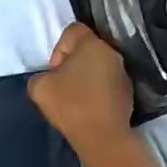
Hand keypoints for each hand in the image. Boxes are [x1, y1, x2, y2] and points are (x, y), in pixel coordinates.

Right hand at [27, 23, 134, 154]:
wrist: (102, 136)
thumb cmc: (70, 105)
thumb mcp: (38, 88)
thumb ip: (39, 76)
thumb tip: (49, 79)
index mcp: (91, 44)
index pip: (73, 30)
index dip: (58, 49)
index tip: (55, 73)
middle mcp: (111, 53)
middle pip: (86, 50)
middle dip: (72, 65)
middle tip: (62, 87)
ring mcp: (123, 72)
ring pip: (97, 67)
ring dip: (85, 79)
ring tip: (76, 101)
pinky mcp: (128, 92)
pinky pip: (107, 84)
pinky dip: (97, 92)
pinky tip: (89, 109)